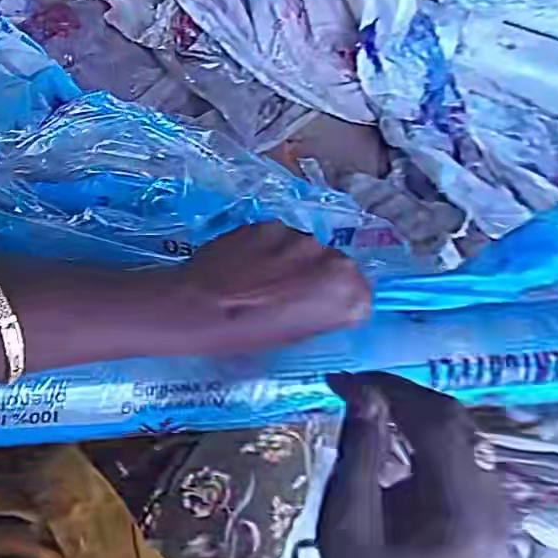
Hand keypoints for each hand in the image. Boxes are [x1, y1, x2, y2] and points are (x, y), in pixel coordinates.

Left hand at [164, 224, 370, 355]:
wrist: (199, 306)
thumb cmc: (247, 333)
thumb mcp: (295, 335)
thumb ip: (320, 313)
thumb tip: (321, 301)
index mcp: (347, 294)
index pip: (358, 296)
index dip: (334, 303)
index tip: (315, 311)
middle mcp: (332, 259)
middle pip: (334, 267)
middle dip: (315, 278)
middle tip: (284, 294)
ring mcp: (299, 236)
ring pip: (304, 249)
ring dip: (290, 260)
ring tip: (259, 279)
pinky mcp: (270, 222)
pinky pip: (277, 237)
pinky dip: (266, 247)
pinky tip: (244, 263)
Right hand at [317, 372, 507, 557]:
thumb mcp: (346, 512)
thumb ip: (360, 449)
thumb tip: (360, 390)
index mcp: (463, 515)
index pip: (437, 428)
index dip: (392, 392)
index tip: (345, 379)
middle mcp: (495, 506)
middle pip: (455, 423)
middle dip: (402, 394)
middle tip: (353, 384)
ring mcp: (497, 505)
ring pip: (460, 429)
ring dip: (412, 407)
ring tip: (366, 398)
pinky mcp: (487, 502)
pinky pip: (459, 446)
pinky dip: (423, 426)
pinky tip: (391, 423)